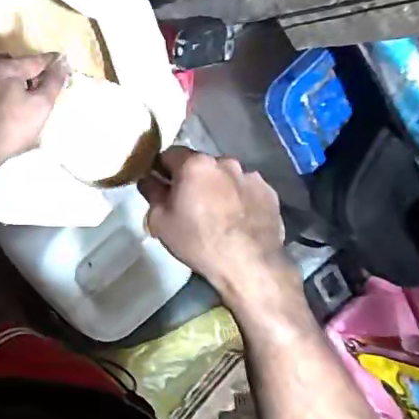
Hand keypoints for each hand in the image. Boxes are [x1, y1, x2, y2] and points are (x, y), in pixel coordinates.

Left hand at [0, 54, 68, 173]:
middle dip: (35, 73)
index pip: (37, 60)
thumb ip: (54, 81)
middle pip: (19, 66)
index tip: (67, 68)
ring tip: (32, 100)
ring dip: (20, 84)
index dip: (55, 64)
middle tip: (47, 87)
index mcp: (6, 67)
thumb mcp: (42, 104)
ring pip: (6, 77)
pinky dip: (8, 93)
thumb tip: (62, 62)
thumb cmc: (14, 126)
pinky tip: (15, 109)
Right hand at [140, 148, 294, 308]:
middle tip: (189, 204)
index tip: (162, 186)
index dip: (163, 169)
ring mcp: (250, 175)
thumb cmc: (197, 241)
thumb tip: (148, 179)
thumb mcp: (160, 221)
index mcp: (194, 164)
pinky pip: (246, 190)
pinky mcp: (269, 192)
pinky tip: (238, 220)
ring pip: (225, 176)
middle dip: (193, 179)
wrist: (249, 264)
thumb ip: (152, 193)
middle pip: (201, 164)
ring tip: (218, 215)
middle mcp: (224, 161)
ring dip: (218, 188)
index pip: (170, 154)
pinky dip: (240, 199)